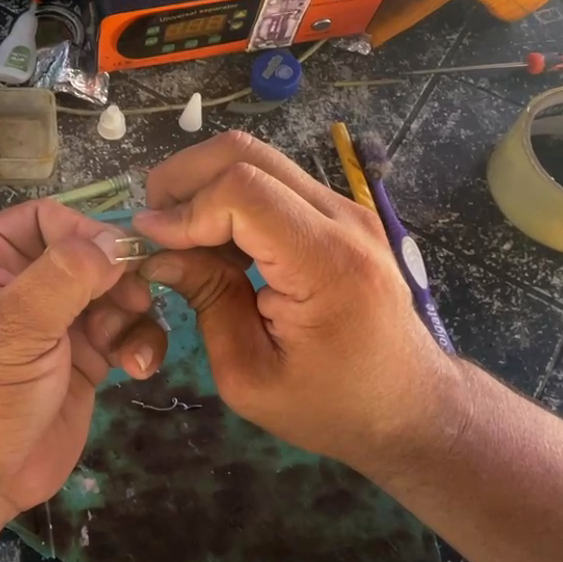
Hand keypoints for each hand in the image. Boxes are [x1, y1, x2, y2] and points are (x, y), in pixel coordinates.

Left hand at [0, 199, 166, 522]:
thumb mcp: (12, 328)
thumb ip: (63, 276)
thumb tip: (114, 238)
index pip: (44, 219)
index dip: (84, 232)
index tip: (117, 259)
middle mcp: (19, 283)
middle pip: (86, 254)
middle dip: (115, 277)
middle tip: (135, 301)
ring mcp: (51, 322)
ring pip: (110, 292)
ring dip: (131, 312)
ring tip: (127, 345)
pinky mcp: (80, 359)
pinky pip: (121, 332)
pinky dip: (137, 343)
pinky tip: (137, 368)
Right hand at [131, 131, 461, 471]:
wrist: (412, 407)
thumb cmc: (332, 406)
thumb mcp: (249, 374)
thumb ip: (205, 301)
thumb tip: (157, 252)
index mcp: (328, 265)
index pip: (243, 192)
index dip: (185, 209)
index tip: (151, 242)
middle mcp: (343, 219)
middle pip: (245, 153)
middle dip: (184, 178)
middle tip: (155, 223)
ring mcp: (344, 208)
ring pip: (254, 157)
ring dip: (202, 183)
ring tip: (178, 232)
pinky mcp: (337, 211)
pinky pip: (269, 178)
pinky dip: (225, 194)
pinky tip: (212, 238)